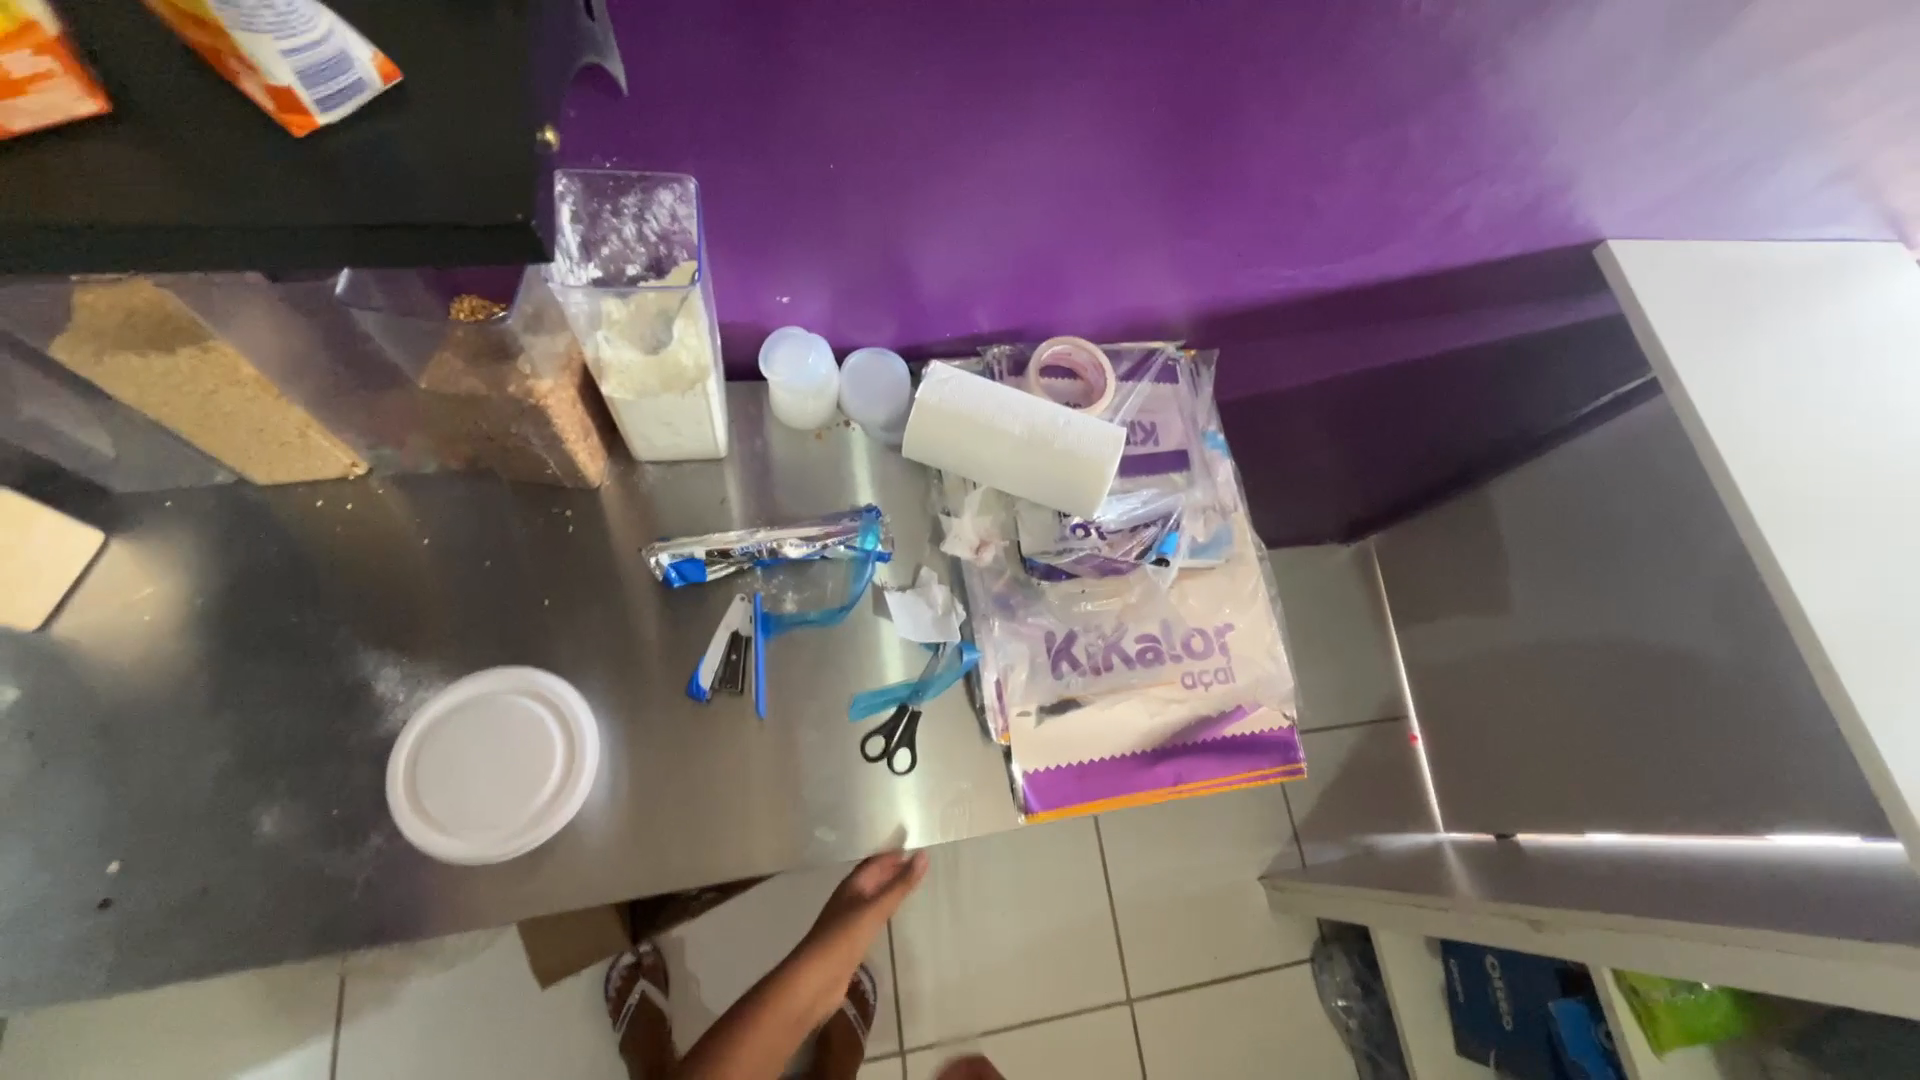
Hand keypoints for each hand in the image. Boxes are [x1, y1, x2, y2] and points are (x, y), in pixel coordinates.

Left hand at [785, 851, 928, 1024]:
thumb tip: (923, 855)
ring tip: (907, 888)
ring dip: (887, 890)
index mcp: (851, 886)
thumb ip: (900, 885)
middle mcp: (848, 899)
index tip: (915, 851)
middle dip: (891, 870)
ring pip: (871, 898)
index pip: (874, 863)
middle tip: (917, 867)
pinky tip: (889, 919)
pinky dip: (882, 912)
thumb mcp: (875, 909)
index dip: (892, 855)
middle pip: (872, 878)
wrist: (814, 980)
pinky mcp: (849, 941)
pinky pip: (869, 918)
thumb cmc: (843, 939)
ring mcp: (847, 921)